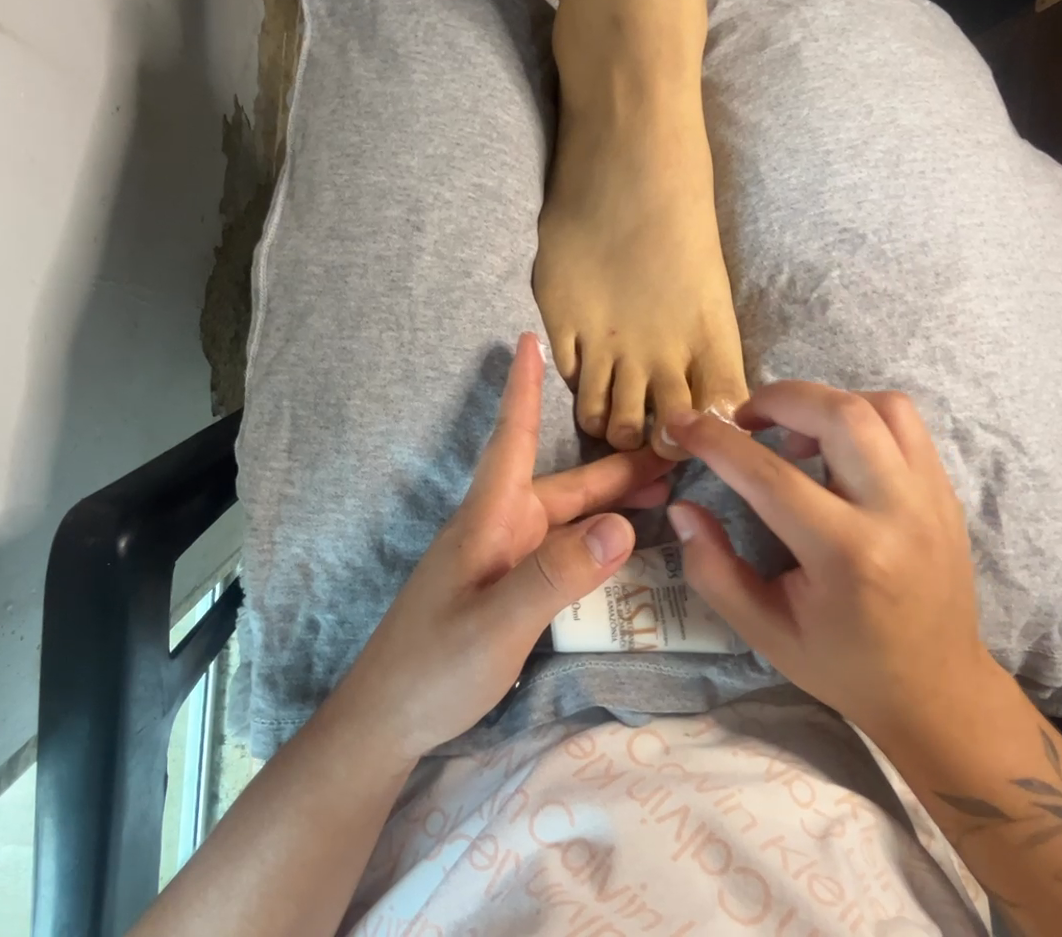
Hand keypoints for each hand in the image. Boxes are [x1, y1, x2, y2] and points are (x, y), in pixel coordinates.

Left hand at [322, 333, 674, 764]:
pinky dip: (591, 538)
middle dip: (614, 466)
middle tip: (676, 450)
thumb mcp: (496, 625)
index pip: (512, 442)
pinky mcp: (503, 589)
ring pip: (563, 518)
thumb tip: (622, 525)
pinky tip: (618, 547)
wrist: (386, 720)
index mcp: (487, 523)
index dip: (521, 391)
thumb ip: (555, 577)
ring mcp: (499, 561)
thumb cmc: (432, 670)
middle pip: (561, 486)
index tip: (527, 340)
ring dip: (608, 502)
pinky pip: (557, 550)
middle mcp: (495, 531)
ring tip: (663, 491)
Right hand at [660, 383, 997, 738]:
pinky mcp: (946, 492)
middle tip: (742, 420)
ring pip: (881, 406)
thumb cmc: (842, 664)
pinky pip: (906, 424)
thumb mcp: (762, 631)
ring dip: (824, 403)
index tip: (682, 424)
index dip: (715, 442)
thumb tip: (684, 509)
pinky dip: (859, 416)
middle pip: (839, 414)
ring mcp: (931, 498)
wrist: (935, 689)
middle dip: (777, 399)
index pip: (768, 474)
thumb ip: (713, 569)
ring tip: (791, 435)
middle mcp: (896, 514)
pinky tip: (831, 448)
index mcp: (845, 555)